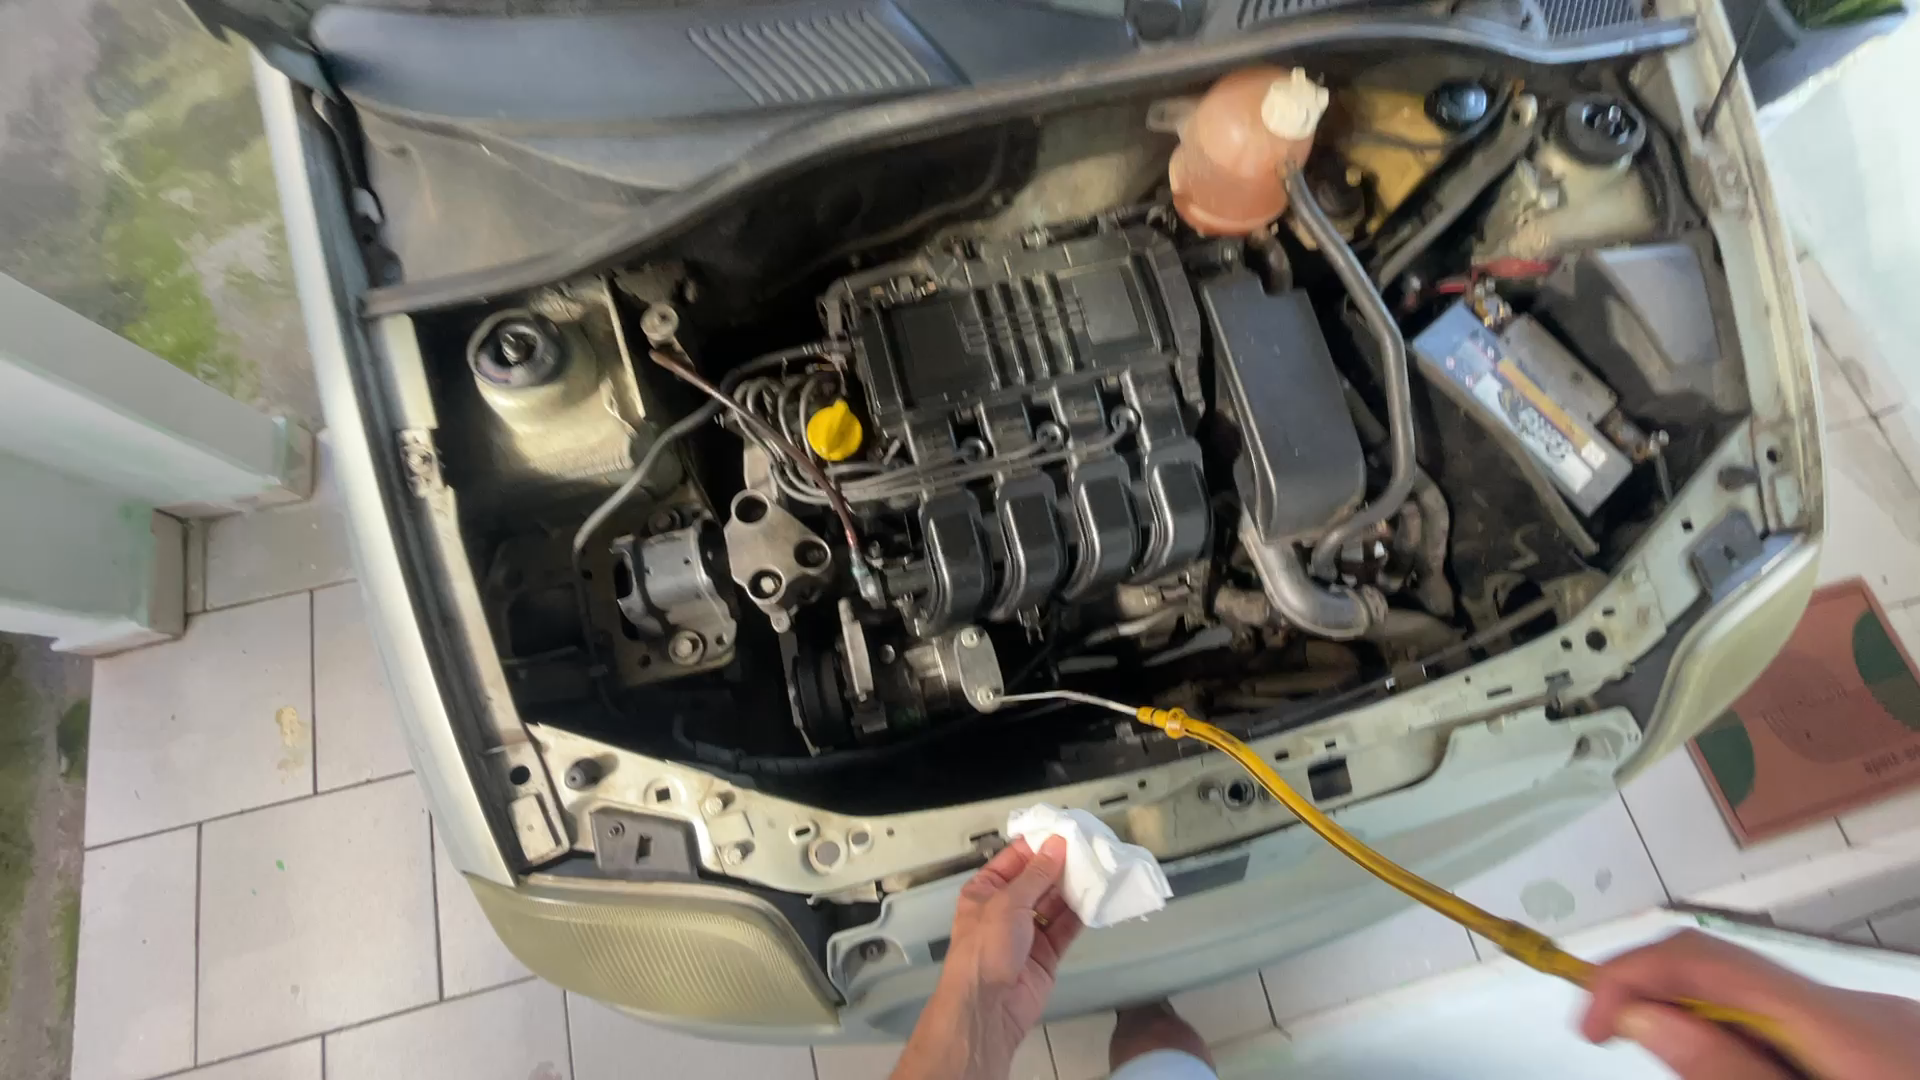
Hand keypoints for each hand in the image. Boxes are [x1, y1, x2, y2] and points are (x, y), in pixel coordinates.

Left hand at [891, 837, 1082, 1079]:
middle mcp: (1006, 907)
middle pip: (1036, 879)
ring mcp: (1027, 931)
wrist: (987, 1008)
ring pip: (1053, 902)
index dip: (1038, 844)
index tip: (1064, 830)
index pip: (1015, 858)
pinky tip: (1096, 899)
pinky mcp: (1046, 953)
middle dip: (1059, 865)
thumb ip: (1036, 874)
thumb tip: (1056, 844)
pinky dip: (1079, 915)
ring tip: (1096, 868)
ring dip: (1072, 888)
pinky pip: (1064, 928)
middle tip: (1088, 847)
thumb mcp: (1008, 902)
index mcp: (986, 889)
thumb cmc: (986, 947)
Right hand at [1580, 928, 1919, 1078]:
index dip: (1627, 974)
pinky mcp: (1903, 1047)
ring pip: (1764, 1006)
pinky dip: (1759, 1052)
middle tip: (1635, 1055)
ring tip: (1708, 1076)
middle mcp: (1877, 1012)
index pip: (1704, 957)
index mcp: (1860, 1029)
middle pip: (1731, 978)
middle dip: (1670, 1010)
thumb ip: (1728, 1074)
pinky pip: (1802, 1029)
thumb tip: (1636, 1013)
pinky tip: (1763, 1077)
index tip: (1588, 1024)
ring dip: (1715, 1037)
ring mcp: (1896, 1028)